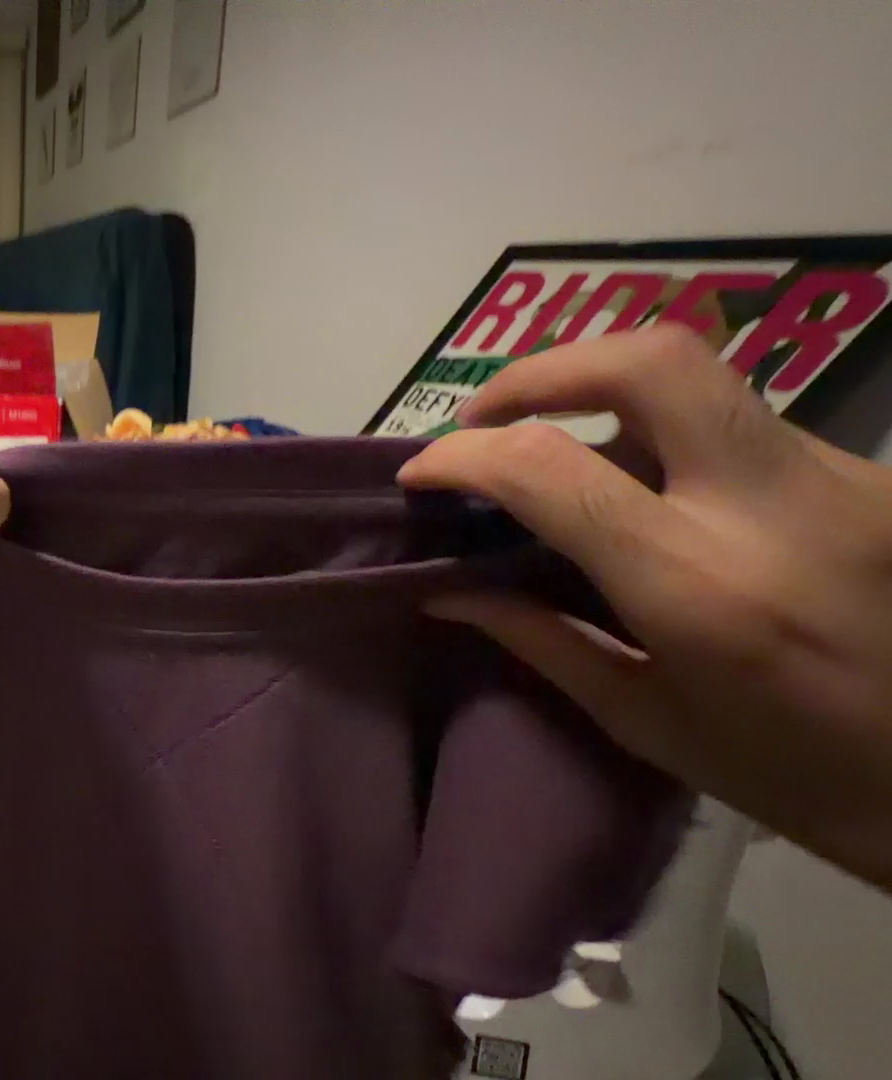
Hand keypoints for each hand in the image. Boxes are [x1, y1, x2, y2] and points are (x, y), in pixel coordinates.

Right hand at [398, 326, 891, 888]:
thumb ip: (538, 637)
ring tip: (552, 459)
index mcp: (700, 586)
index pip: (548, 468)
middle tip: (486, 419)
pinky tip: (642, 498)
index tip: (418, 474)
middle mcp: (777, 507)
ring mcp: (842, 479)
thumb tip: (444, 588)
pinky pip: (735, 427)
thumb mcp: (647, 721)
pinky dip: (657, 442)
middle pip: (650, 362)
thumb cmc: (809, 780)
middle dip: (539, 373)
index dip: (460, 455)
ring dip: (596, 405)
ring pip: (696, 385)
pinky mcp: (872, 476)